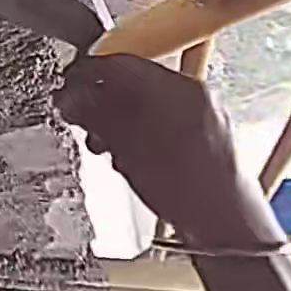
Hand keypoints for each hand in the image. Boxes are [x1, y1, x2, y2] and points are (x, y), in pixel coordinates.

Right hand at [56, 54, 285, 247]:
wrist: (225, 226)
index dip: (86, 73)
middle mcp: (193, 96)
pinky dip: (134, 131)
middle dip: (98, 101)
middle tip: (76, 117)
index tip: (65, 85)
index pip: (120, 64)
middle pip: (130, 84)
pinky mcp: (202, 135)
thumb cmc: (185, 187)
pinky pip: (157, 119)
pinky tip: (124, 154)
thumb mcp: (125, 146)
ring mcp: (200, 115)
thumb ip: (94, 114)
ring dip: (114, 120)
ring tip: (100, 142)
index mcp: (178, 89)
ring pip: (141, 104)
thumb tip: (69, 97)